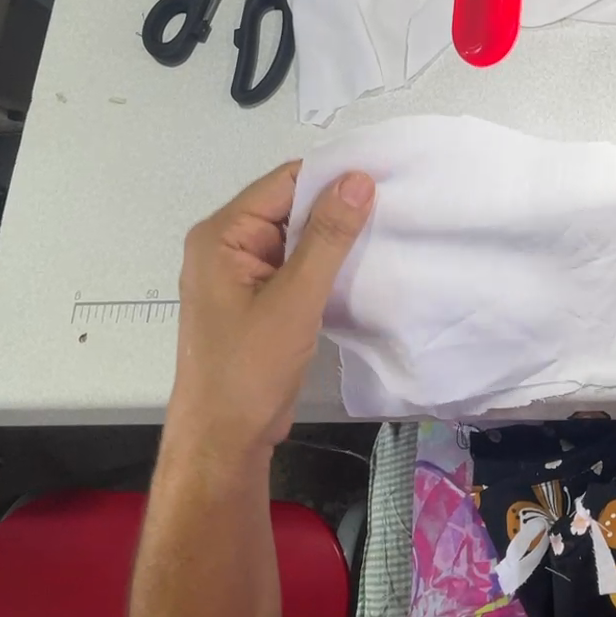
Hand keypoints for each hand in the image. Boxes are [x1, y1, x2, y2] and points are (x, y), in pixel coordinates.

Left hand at [172, 162, 374, 448]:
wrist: (225, 440)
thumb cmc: (249, 368)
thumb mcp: (295, 298)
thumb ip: (328, 237)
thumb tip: (358, 180)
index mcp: (222, 235)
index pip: (284, 183)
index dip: (332, 176)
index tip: (383, 177)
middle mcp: (228, 245)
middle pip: (291, 205)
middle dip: (337, 205)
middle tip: (393, 202)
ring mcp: (243, 272)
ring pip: (298, 234)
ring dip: (335, 235)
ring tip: (386, 227)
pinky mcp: (260, 296)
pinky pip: (298, 262)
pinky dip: (327, 261)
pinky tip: (362, 262)